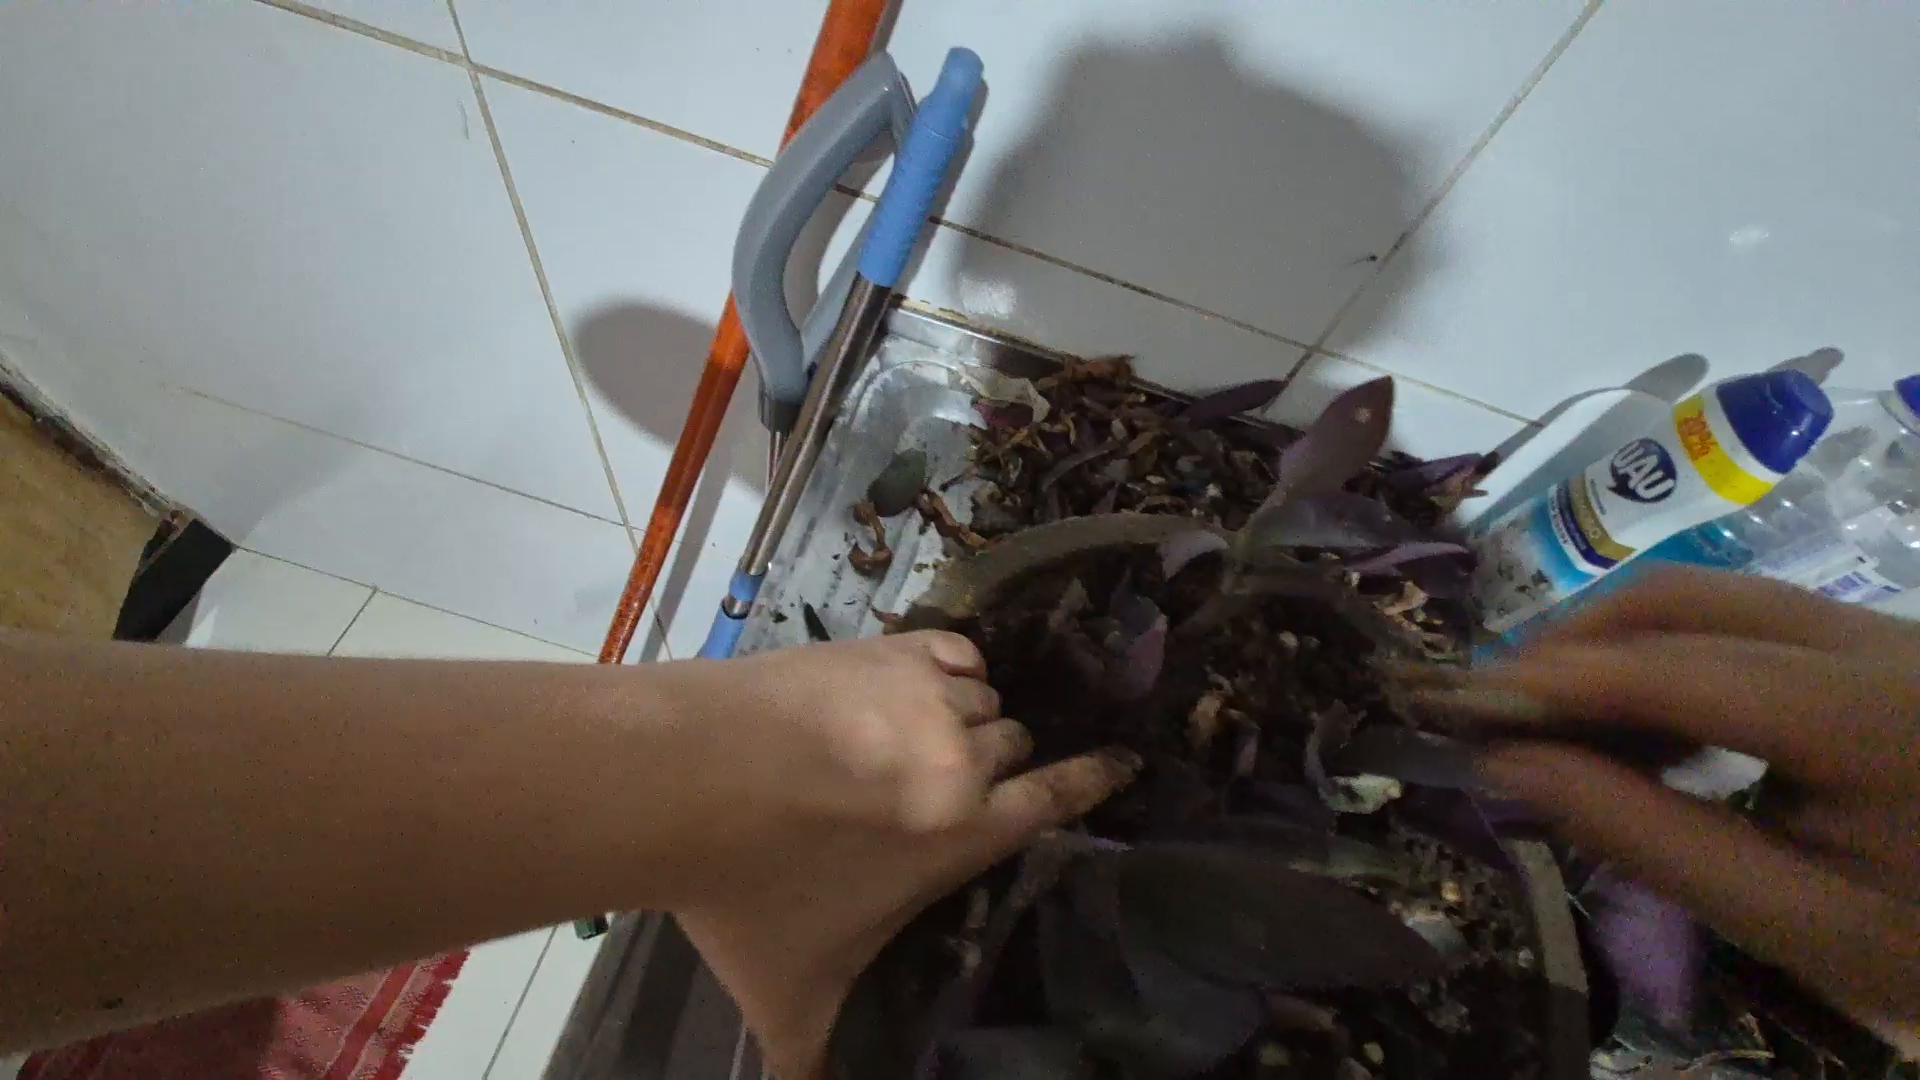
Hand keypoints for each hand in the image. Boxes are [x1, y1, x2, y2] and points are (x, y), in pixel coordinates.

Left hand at [647, 632, 1137, 1079]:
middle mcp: (963, 755)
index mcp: (963, 828)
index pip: (1057, 793)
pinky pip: (953, 650)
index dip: (1096, 775)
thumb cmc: (749, 885)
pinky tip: (917, 682)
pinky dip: (946, 666)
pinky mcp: (890, 649)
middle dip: (994, 758)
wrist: (688, 776)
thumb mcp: (794, 993)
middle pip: (1016, 738)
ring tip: (918, 731)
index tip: (1123, 758)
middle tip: (949, 774)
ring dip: (963, 713)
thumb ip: (822, 1059)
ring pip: (982, 693)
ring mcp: (927, 694)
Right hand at [1443, 568, 1919, 1046]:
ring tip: (1561, 706)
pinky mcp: (1876, 644)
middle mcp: (1883, 643)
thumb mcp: (1798, 923)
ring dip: (1605, 640)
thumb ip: (1642, 836)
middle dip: (1569, 642)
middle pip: (1676, 601)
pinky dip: (1656, 649)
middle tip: (1508, 703)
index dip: (1555, 678)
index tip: (1467, 702)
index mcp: (1878, 717)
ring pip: (1700, 596)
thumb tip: (1502, 765)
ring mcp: (1884, 634)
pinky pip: (1734, 616)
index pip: (1674, 669)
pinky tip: (1641, 712)